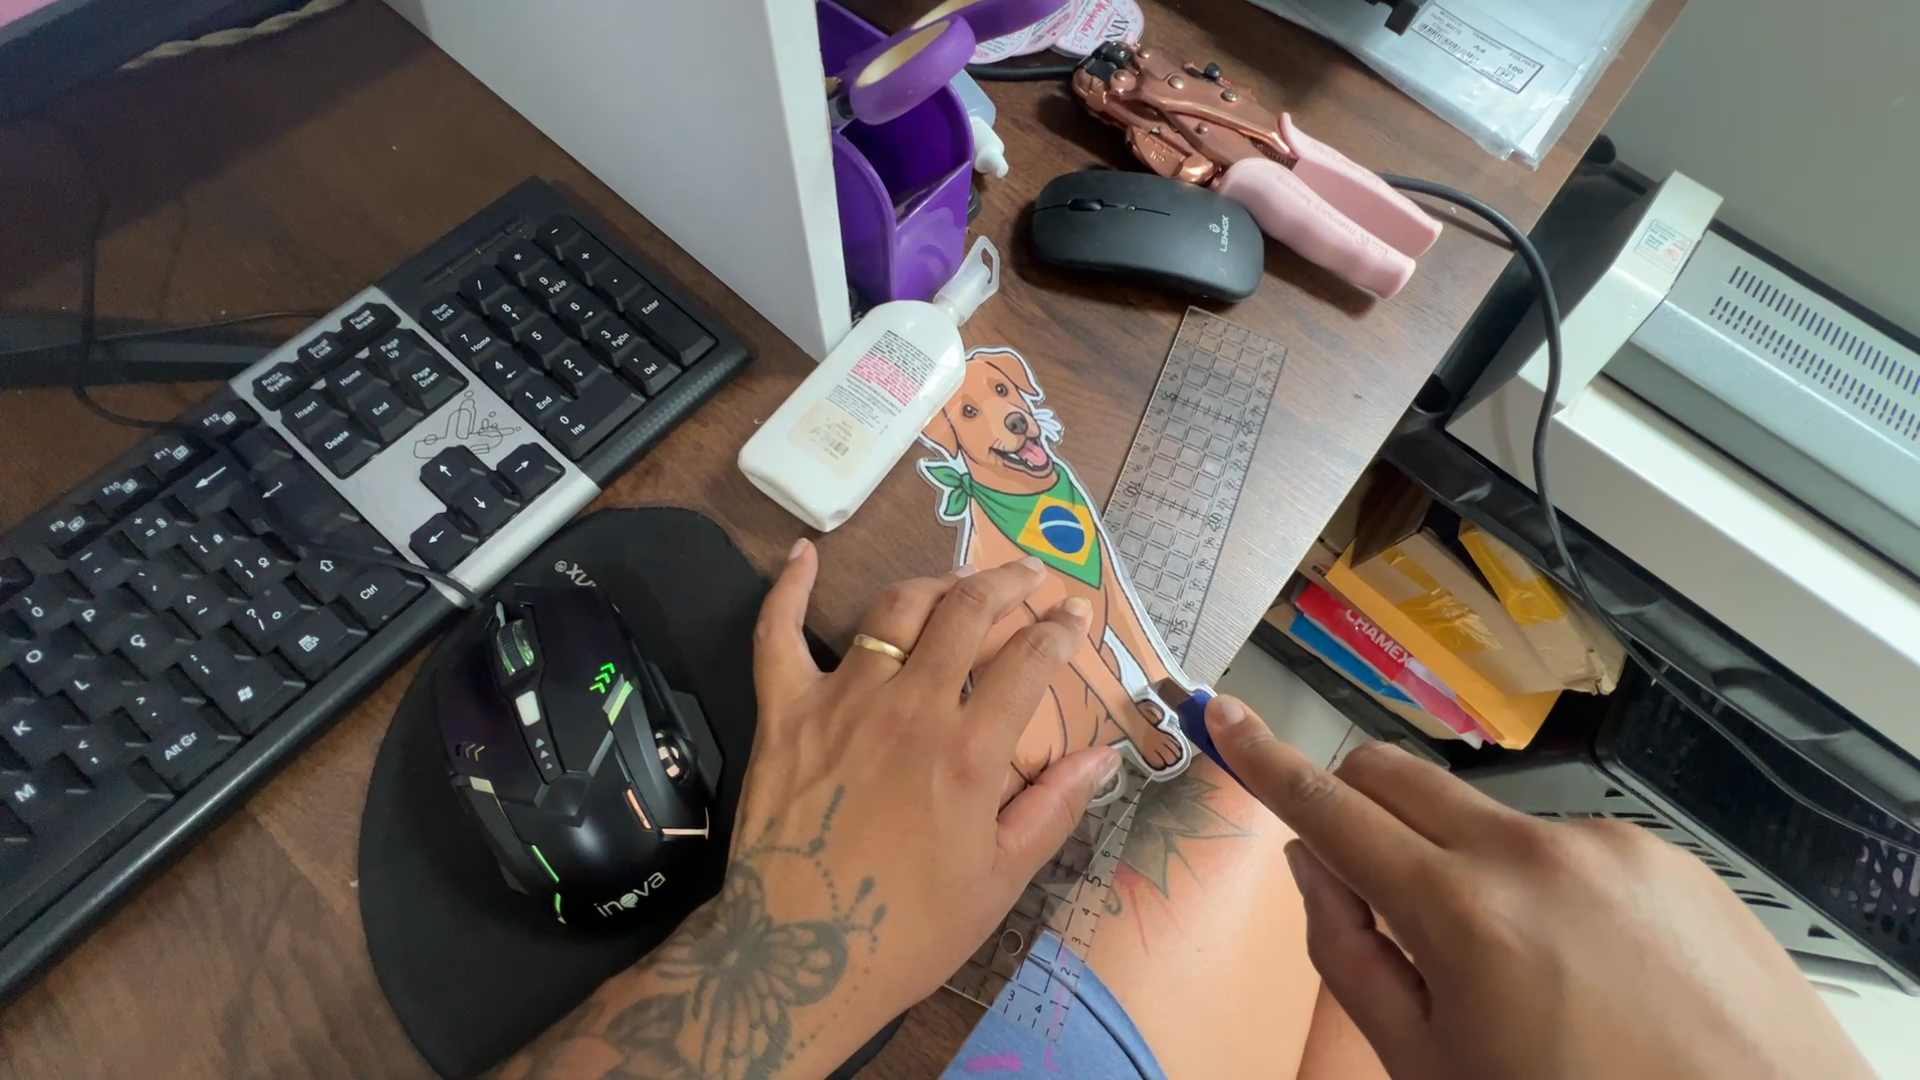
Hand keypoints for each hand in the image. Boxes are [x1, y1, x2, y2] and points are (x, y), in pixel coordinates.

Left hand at [504, 542, 1120, 1079]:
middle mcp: (909, 706)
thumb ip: (1055, 809)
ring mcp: (842, 699)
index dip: (1059, 628)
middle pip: (966, 614)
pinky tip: (805, 554)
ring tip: (959, 582)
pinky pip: (779, 634)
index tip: (1074, 612)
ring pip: (895, 610)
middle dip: (1007, 584)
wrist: (797, 958)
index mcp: (967, 751)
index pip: (1028, 661)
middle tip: (1029, 575)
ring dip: (935, 583)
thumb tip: (1106, 756)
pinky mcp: (786, 708)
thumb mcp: (1000, 880)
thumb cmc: (909, 926)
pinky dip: (791, 589)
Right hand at [1205, 695, 1872, 1079]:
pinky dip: (1527, 872)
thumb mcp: (1426, 1067)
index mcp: (1459, 912)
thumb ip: (1345, 950)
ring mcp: (1605, 844)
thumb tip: (1312, 858)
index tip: (1224, 716)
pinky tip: (1582, 951)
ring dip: (1449, 853)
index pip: (1327, 808)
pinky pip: (1549, 836)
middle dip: (1351, 803)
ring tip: (1509, 951)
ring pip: (1467, 810)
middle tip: (1367, 875)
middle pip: (1386, 772)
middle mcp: (1528, 852)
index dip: (1263, 759)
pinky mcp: (1665, 855)